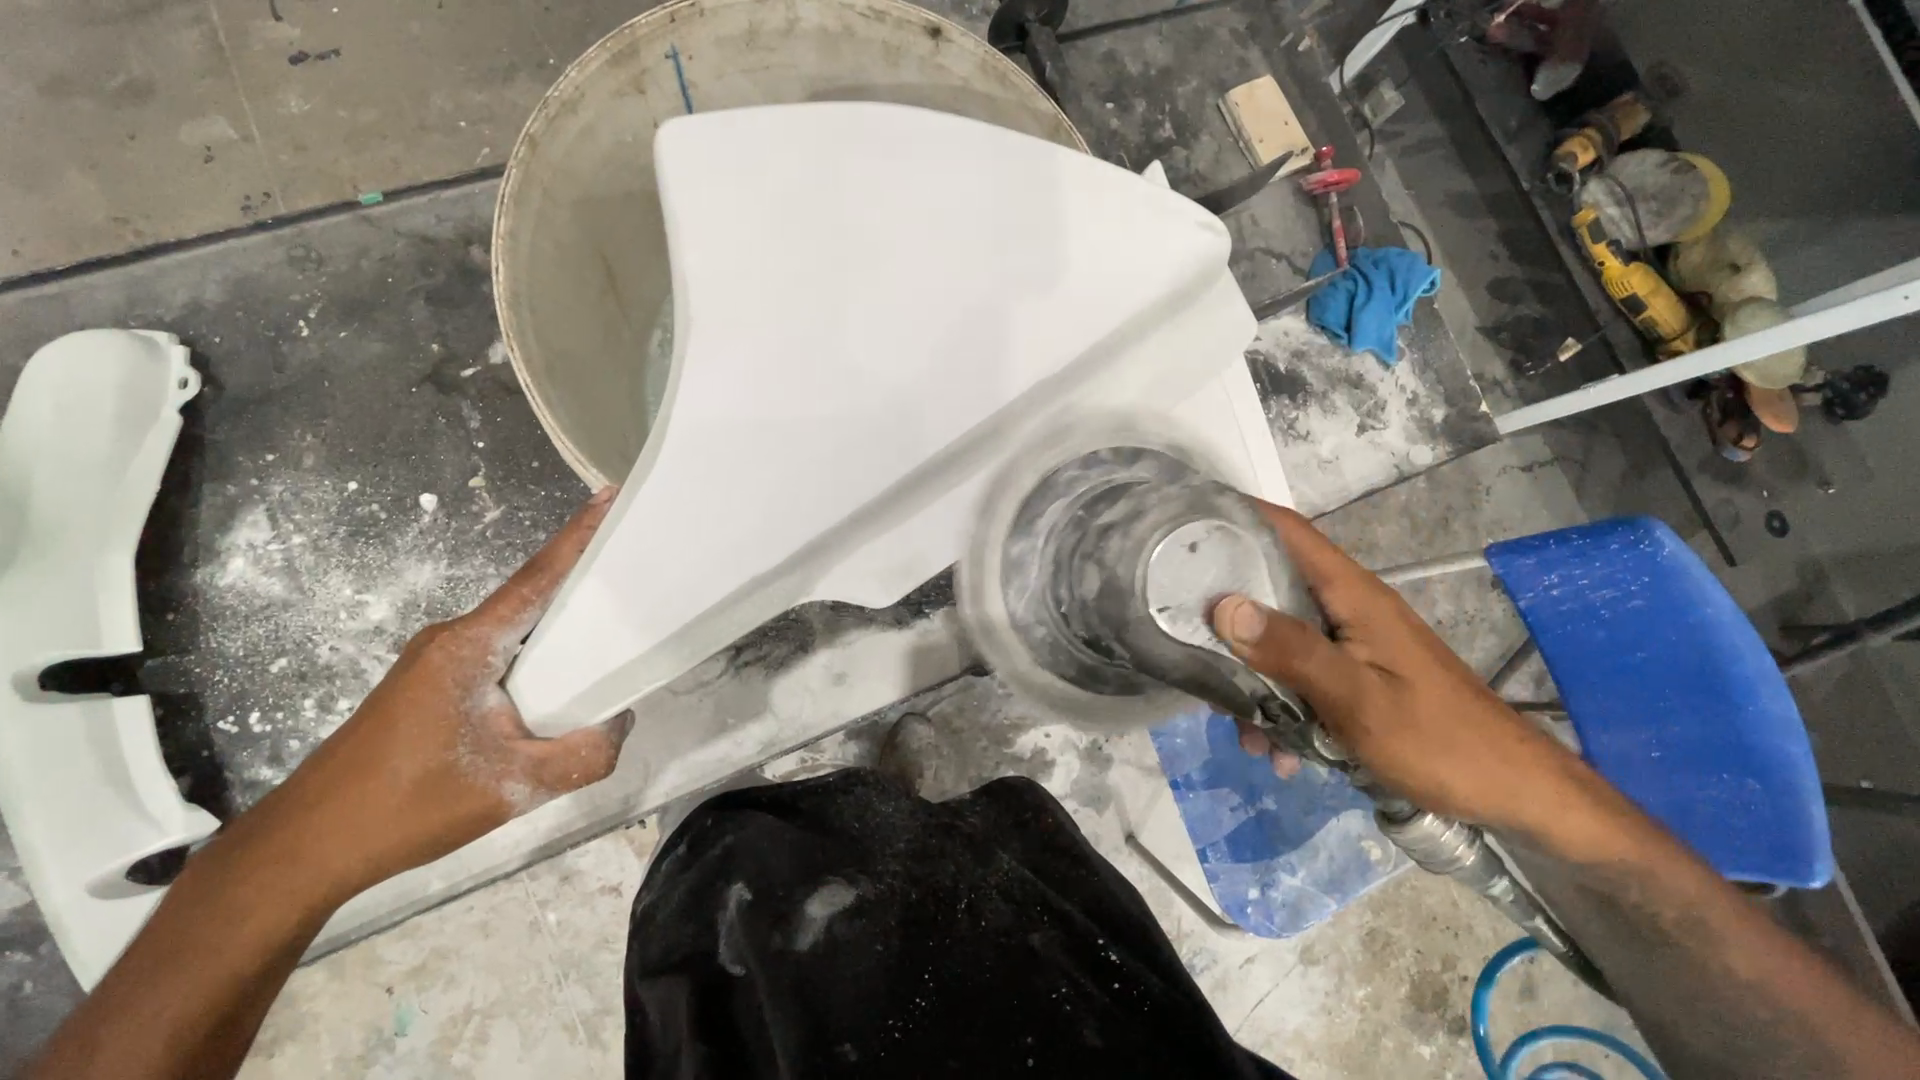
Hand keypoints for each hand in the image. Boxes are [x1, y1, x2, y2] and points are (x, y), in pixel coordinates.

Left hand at [234, 489, 633, 902]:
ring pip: (516, 632)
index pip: (536, 579)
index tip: (611, 495)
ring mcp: (436, 662)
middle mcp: (451, 640)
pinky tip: (563, 682)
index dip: (578, 537)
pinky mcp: (432, 687)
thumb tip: (619, 722)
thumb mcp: (513, 790)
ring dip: (561, 628)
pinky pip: (499, 657)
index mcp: (469, 648)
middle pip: (531, 598)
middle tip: (641, 571)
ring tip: (616, 629)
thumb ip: (584, 756)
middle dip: (585, 581)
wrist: (308, 847)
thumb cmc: (407, 807)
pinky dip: (537, 657)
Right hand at [1209, 501, 1585, 831]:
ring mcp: (1353, 644)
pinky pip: (1301, 679)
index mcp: (1352, 595)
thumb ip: (1291, 649)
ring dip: (1254, 683)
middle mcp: (1348, 608)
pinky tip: (1282, 754)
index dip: (1237, 515)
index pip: (1288, 531)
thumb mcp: (1356, 699)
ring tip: (1247, 737)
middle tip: (1184, 644)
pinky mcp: (1357, 677)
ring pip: (1279, 642)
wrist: (1514, 792)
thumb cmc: (1437, 740)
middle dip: (1227, 618)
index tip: (1182, 521)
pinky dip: (1282, 709)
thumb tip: (1223, 604)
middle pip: (1270, 588)